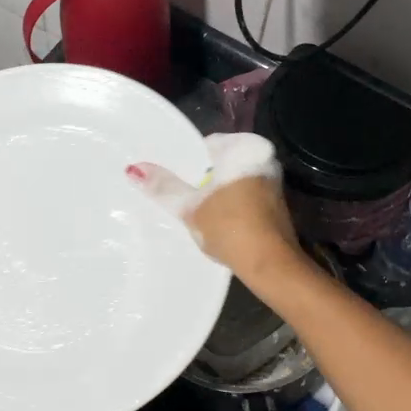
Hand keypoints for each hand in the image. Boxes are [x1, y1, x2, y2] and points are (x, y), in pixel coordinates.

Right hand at [127, 133, 300, 279]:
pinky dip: (230, 204)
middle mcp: (264, 157)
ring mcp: (273, 180)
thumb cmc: (230, 228)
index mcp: (247, 148)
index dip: (186, 164)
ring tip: (192, 210)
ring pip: (232, 181)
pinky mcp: (276, 203)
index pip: (206, 145)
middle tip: (178, 197)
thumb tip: (135, 169)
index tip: (171, 181)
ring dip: (214, 194)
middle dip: (200, 180)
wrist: (271, 265)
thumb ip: (164, 187)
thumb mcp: (191, 209)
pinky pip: (244, 196)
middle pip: (220, 164)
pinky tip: (215, 221)